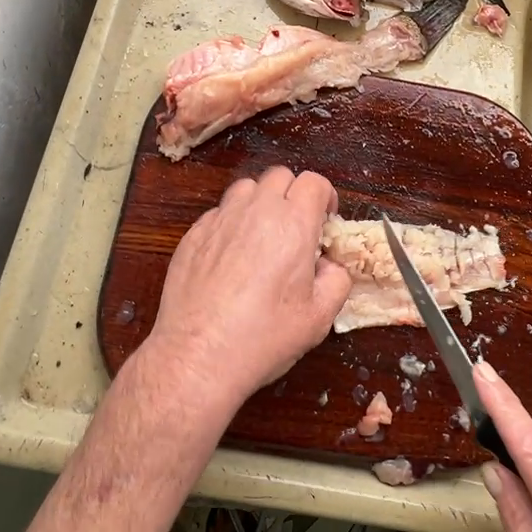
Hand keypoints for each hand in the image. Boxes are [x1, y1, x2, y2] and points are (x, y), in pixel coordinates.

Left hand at [140, 166, 351, 416]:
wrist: (198, 356)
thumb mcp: (319, 318)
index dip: (324, 197)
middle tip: (296, 228)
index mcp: (293, 224)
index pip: (314, 182)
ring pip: (246, 188)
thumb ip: (337, 281)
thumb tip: (330, 265)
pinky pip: (219, 212)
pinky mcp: (194, 234)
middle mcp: (257, 211)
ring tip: (262, 236)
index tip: (324, 220)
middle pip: (280, 176)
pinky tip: (231, 257)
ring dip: (260, 203)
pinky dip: (231, 223)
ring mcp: (221, 219)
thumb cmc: (263, 338)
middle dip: (293, 195)